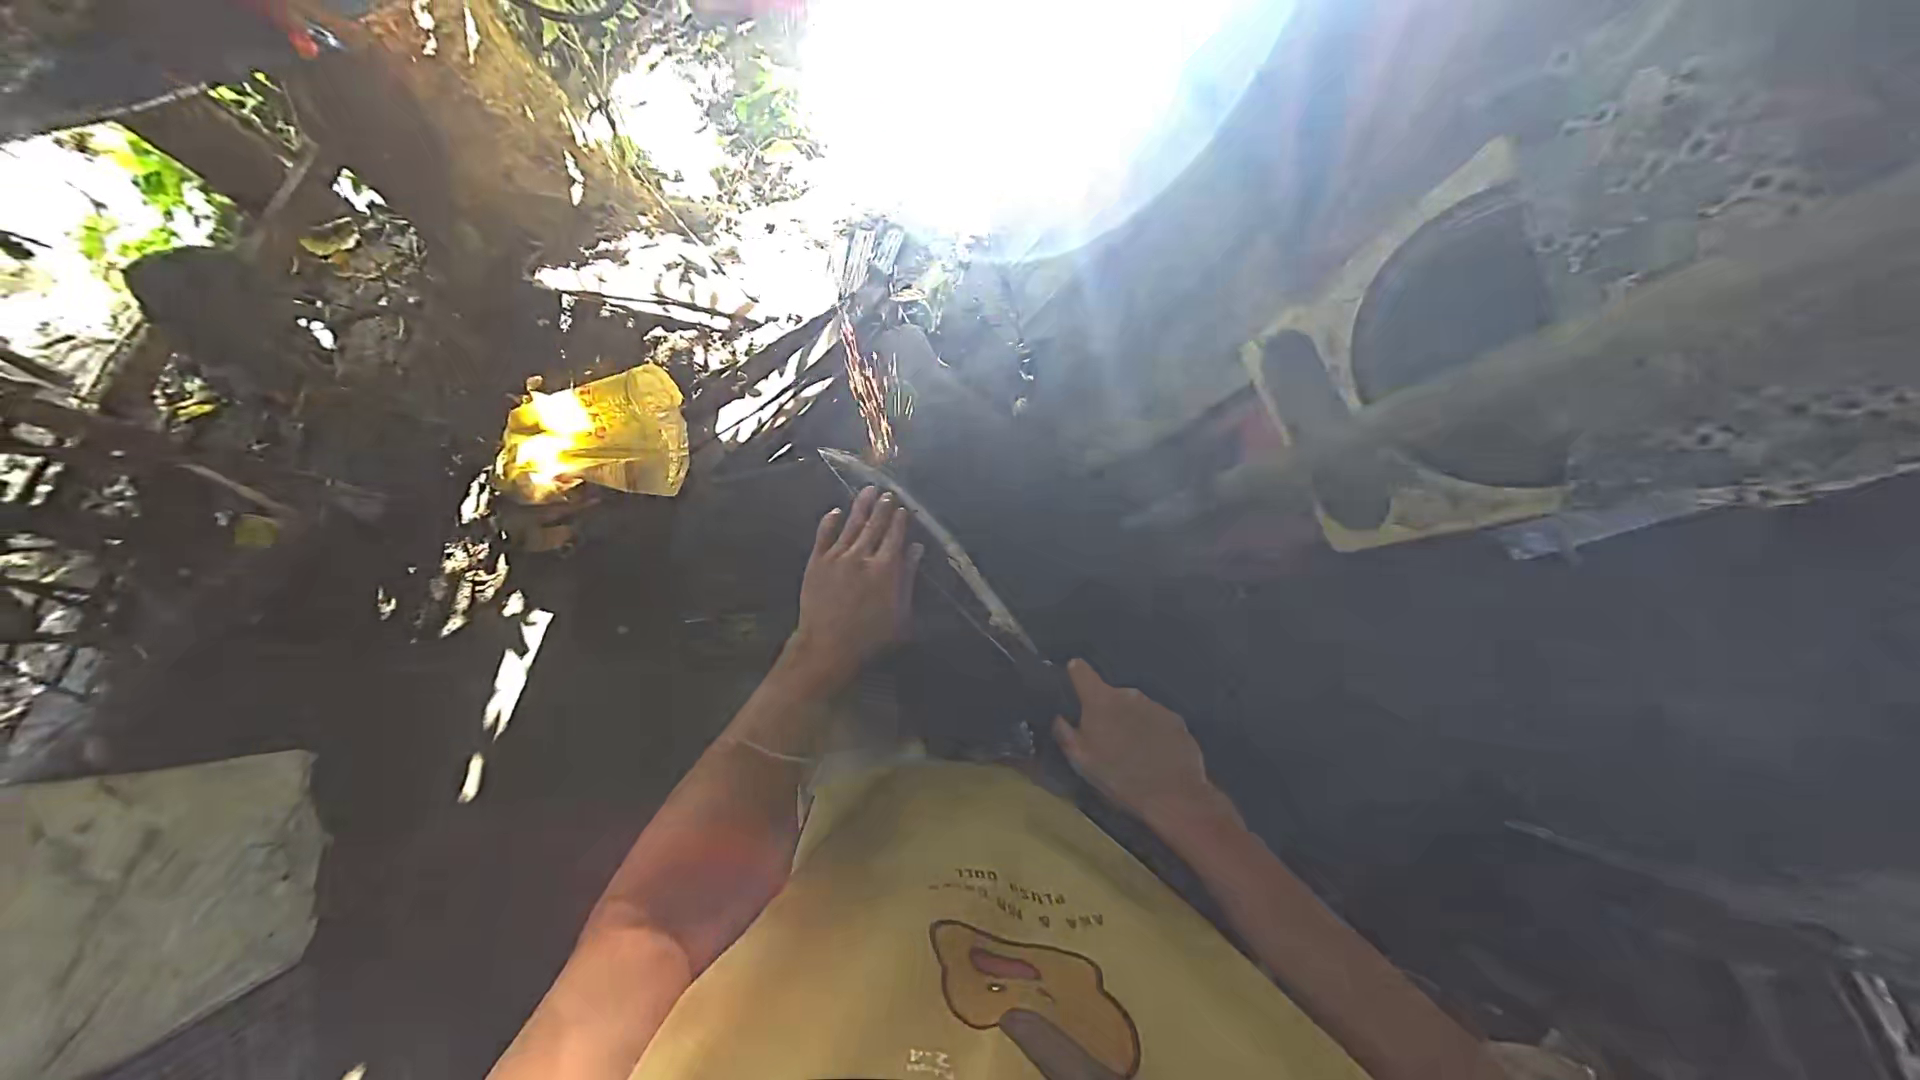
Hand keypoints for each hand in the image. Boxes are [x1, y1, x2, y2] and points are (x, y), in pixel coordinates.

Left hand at [785, 486, 923, 688]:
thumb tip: (916, 549)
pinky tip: (835, 511)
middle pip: (875, 525)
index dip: (900, 520)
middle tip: (887, 494)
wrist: (828, 646)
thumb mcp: (901, 613)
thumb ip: (908, 578)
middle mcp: (862, 556)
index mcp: (886, 568)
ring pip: (851, 524)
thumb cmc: (871, 636)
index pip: (895, 535)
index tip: (903, 508)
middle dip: (883, 507)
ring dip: (861, 506)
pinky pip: (823, 535)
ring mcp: (837, 557)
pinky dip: (829, 522)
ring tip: (868, 490)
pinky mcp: (816, 562)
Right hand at [1051, 660, 1230, 824]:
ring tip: (1133, 751)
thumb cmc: (1119, 778)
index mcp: (1101, 700)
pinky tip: (1154, 755)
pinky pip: (1156, 720)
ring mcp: (1156, 705)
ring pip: (1134, 708)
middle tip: (1107, 738)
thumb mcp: (1081, 761)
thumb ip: (1065, 733)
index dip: (1075, 672)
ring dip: (1130, 721)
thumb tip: (1060, 717)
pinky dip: (1152, 732)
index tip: (1074, 681)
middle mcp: (1129, 694)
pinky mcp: (1176, 720)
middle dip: (1107, 710)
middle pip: (1110, 694)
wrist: (1173, 797)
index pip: (1081, 670)